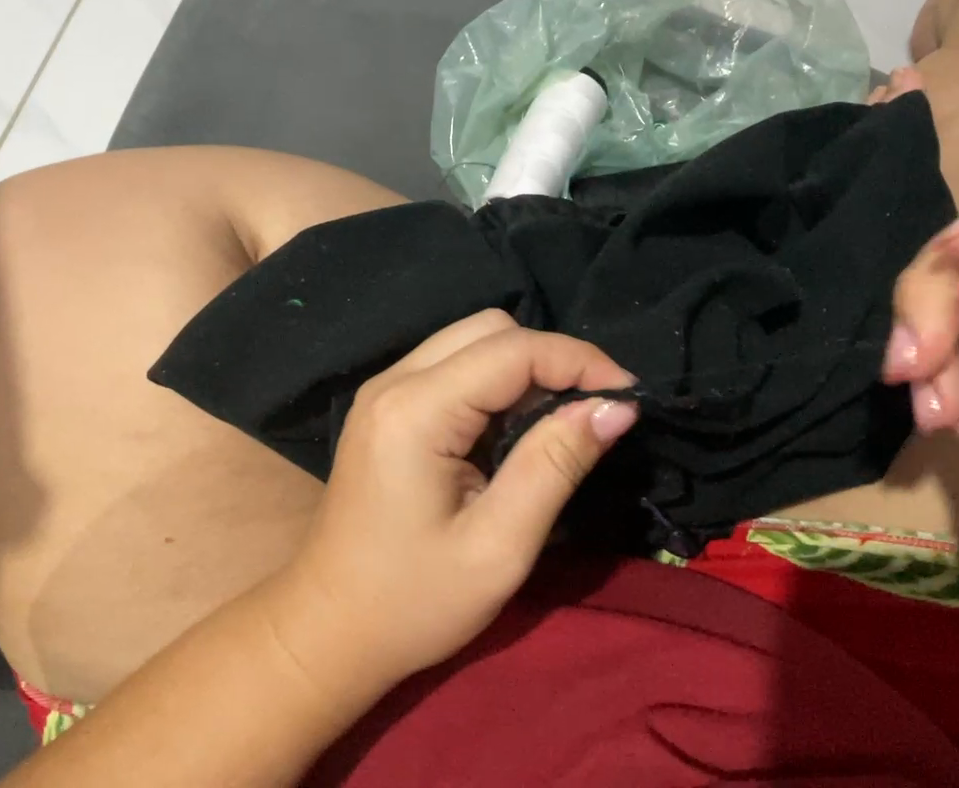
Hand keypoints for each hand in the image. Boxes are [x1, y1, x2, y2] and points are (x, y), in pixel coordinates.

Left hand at [266, 310, 638, 696]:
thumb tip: (616, 406)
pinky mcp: (386, 406)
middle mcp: (393, 381)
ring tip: (558, 425)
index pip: (513, 349)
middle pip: (490, 329)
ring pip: (472, 340)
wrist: (328, 628)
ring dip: (525, 370)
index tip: (630, 398)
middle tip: (591, 414)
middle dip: (552, 360)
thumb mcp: (499, 546)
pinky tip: (512, 430)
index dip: (580, 361)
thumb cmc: (413, 601)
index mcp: (415, 411)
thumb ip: (555, 465)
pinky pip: (453, 365)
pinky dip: (495, 383)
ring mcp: (384, 390)